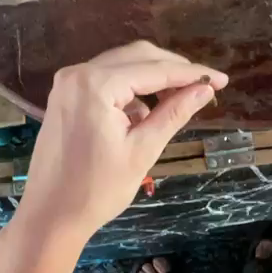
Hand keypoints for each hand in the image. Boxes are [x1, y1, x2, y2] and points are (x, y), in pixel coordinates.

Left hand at [12, 41, 228, 243]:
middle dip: (173, 70)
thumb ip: (173, 114)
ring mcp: (68, 84)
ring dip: (153, 78)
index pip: (154, 69)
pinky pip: (105, 81)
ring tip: (180, 100)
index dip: (192, 74)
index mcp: (96, 84)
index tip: (221, 80)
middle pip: (137, 57)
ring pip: (121, 66)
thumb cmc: (97, 189)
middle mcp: (78, 73)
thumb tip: (204, 91)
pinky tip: (146, 114)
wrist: (51, 215)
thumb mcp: (142, 151)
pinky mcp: (65, 97)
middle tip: (204, 88)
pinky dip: (130, 90)